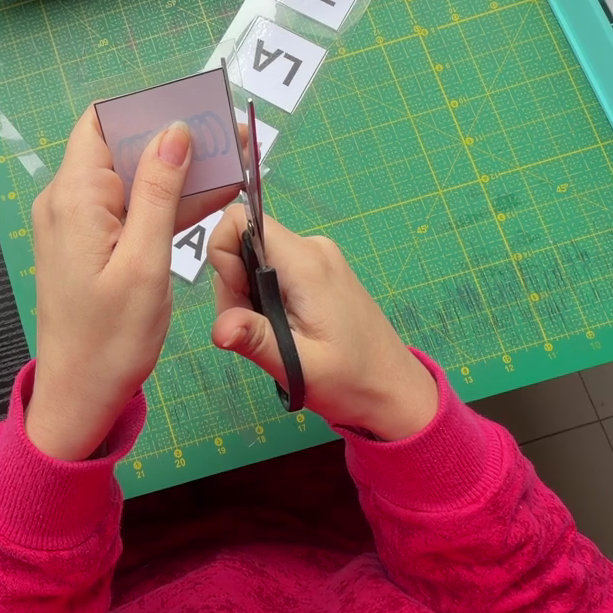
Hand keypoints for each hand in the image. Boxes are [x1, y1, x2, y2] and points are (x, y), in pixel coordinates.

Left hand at [26, 109, 242, 459]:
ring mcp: (77, 222)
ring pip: (129, 178)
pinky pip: (128, 208)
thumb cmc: (110, 339)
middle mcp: (67, 201)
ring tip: (228, 159)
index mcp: (74, 197)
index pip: (102, 124)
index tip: (192, 111)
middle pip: (119, 147)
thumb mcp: (145, 262)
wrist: (79, 394)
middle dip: (170, 138)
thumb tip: (173, 131)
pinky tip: (208, 196)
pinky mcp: (91, 242)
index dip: (145, 111)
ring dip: (173, 170)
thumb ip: (159, 192)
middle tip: (225, 135)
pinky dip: (162, 202)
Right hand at [208, 205, 437, 439]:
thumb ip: (256, 339)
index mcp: (305, 262)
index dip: (223, 255)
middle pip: (242, 245)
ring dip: (248, 298)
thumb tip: (217, 328)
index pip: (238, 221)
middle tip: (259, 331)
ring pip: (253, 261)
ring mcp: (315, 258)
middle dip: (235, 289)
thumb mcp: (299, 365)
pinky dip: (263, 299)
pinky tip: (283, 329)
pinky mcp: (316, 271)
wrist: (395, 391)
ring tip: (275, 336)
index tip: (239, 298)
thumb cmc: (351, 380)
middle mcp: (310, 248)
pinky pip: (270, 271)